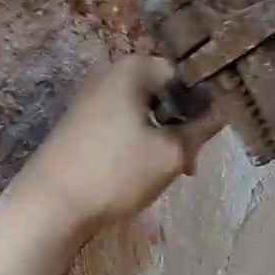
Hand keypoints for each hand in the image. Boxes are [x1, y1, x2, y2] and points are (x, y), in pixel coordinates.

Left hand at [11, 56, 194, 235]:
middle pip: (163, 94)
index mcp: (133, 70)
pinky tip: (142, 175)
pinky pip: (123, 128)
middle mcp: (110, 76)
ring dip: (163, 140)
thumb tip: (222, 111)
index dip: (202, 102)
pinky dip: (139, 147)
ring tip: (170, 172)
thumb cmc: (117, 171)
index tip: (210, 134)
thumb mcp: (171, 152)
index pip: (183, 74)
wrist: (52, 204)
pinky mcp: (82, 127)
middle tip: (190, 161)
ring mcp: (92, 101)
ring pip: (144, 115)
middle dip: (182, 125)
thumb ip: (201, 129)